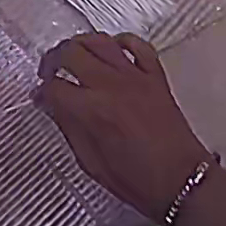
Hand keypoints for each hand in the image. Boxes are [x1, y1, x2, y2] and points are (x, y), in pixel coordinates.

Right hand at [38, 33, 211, 218]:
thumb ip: (68, 127)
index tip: (39, 98)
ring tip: (72, 55)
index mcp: (92, 110)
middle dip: (52, 60)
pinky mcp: (155, 77)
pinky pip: (137, 45)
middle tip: (49, 72)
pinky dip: (120, 42)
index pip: (53, 87)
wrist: (186, 185)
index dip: (41, 92)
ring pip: (99, 41)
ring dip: (79, 44)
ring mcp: (135, 77)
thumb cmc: (137, 180)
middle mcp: (110, 85)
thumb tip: (50, 105)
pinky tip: (111, 50)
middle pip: (70, 52)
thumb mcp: (90, 162)